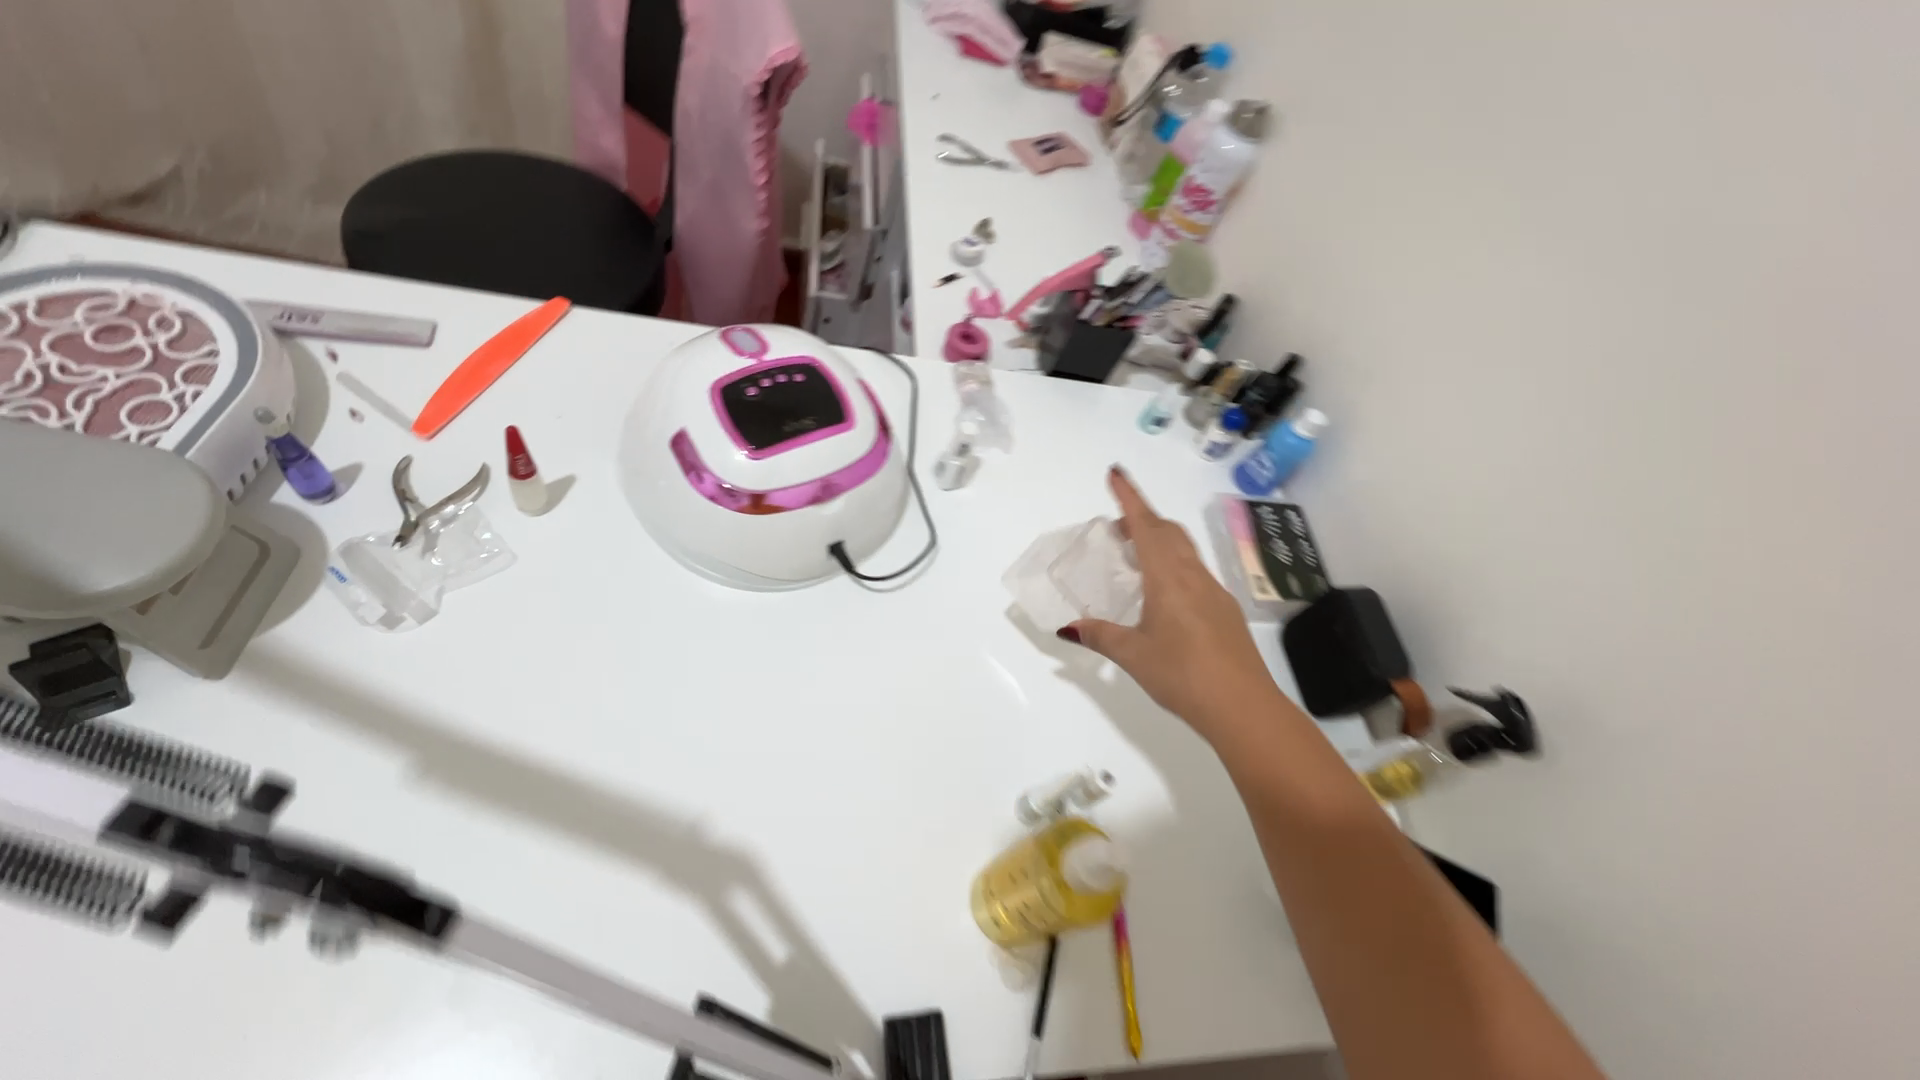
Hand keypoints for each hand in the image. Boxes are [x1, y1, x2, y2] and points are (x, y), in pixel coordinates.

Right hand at [1062, 468, 1282, 740]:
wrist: (1243, 706)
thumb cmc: (1183, 675)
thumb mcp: (1133, 656)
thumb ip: (1101, 636)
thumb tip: (1069, 627)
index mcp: (1169, 579)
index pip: (1146, 527)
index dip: (1129, 498)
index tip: (1115, 473)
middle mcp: (1194, 577)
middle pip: (1169, 533)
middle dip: (1143, 520)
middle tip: (1116, 529)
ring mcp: (1214, 594)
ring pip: (1184, 553)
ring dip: (1160, 543)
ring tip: (1135, 559)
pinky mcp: (1225, 613)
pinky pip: (1195, 575)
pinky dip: (1174, 567)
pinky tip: (1163, 597)